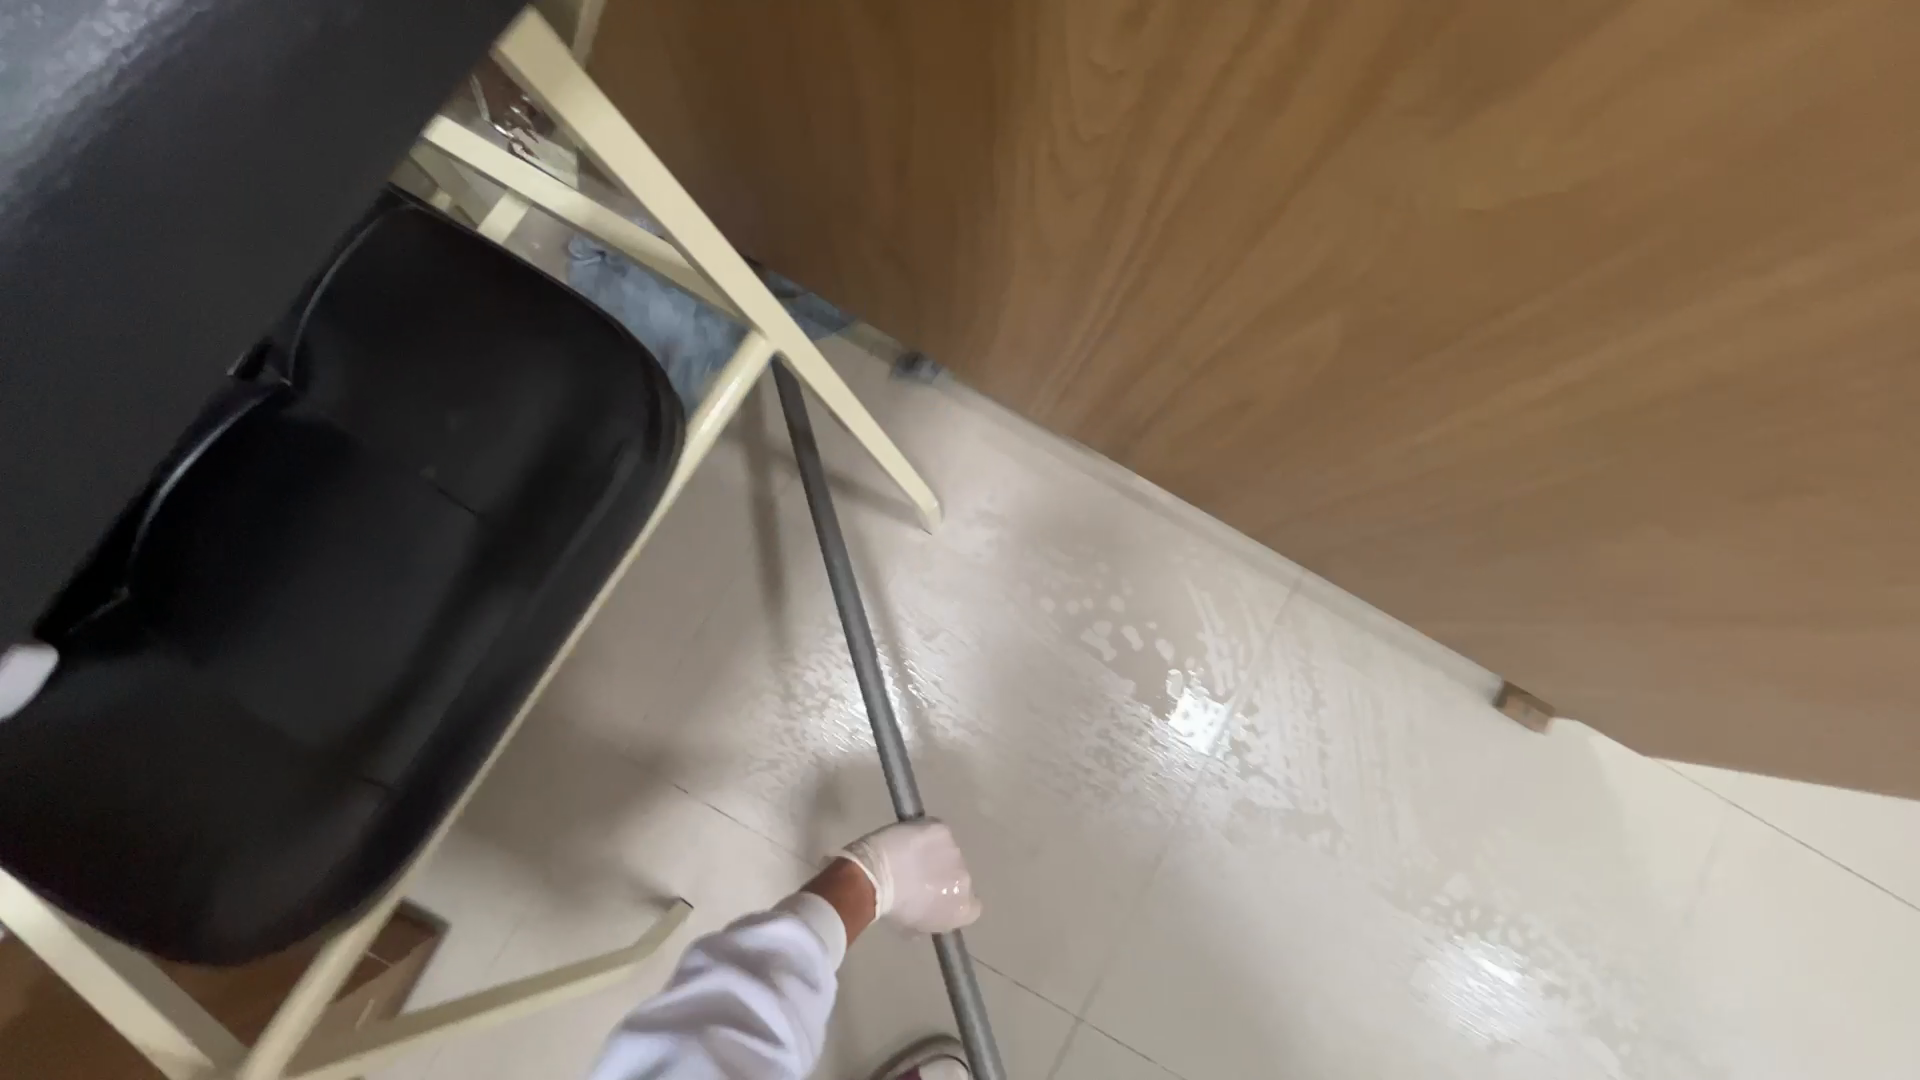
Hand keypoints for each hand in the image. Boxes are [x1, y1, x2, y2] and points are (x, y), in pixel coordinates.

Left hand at [839, 820, 981, 933]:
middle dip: (944, 874)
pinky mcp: (943, 829)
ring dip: (934, 853)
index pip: (971, 905)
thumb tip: (929, 911)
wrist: (876, 876)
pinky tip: (911, 839)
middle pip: (960, 875)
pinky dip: (927, 834)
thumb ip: (931, 920)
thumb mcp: (913, 928)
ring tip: (911, 855)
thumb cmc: (891, 909)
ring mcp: (955, 850)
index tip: (938, 896)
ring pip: (948, 851)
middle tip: (920, 874)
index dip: (954, 899)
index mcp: (963, 909)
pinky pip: (938, 831)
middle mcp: (966, 879)